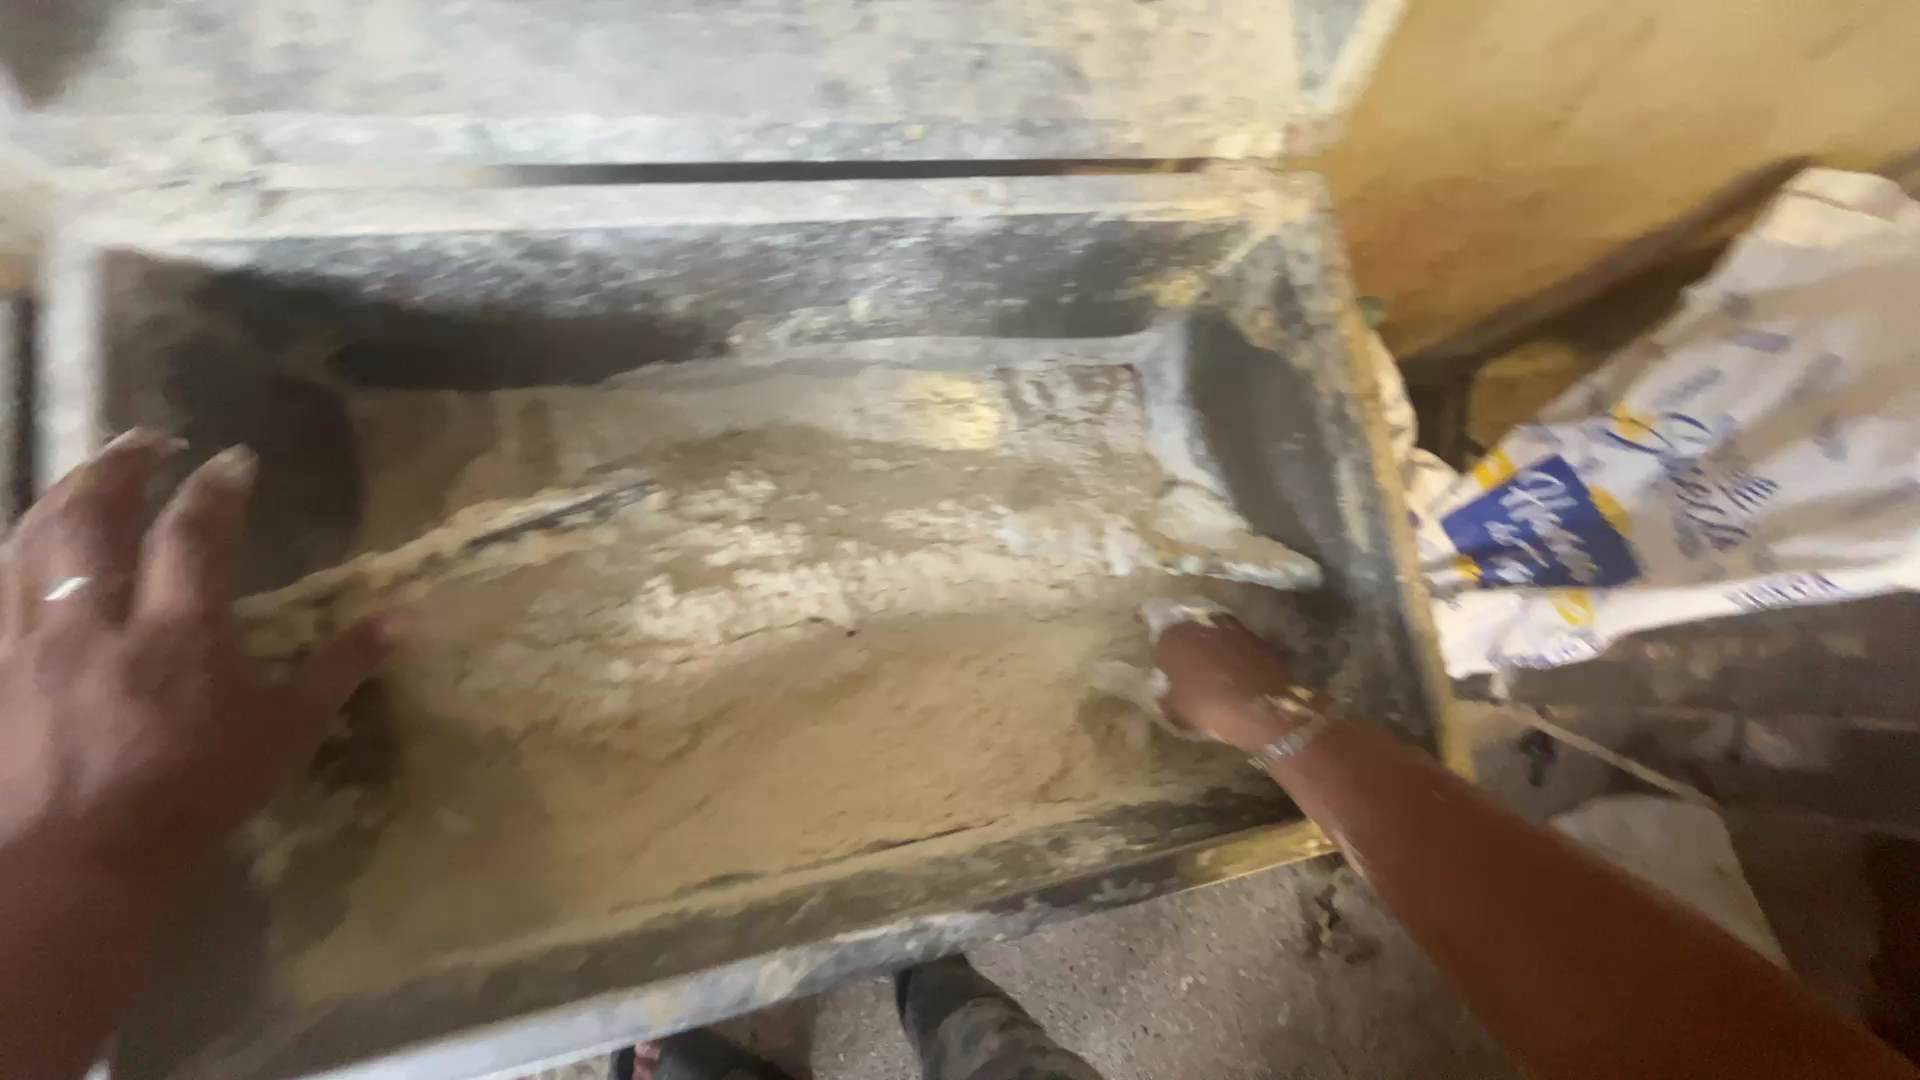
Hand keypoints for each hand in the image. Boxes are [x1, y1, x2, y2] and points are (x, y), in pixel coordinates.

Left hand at [0, 431, 393, 880]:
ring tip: (84, 476)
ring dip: (57, 499)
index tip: (234, 459)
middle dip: (117, 469)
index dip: (216, 490)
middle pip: (89, 521)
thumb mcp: (291, 729)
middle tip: (143, 439)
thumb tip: (400, 620)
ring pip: (24, 548)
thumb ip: (340, 667)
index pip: (195, 536)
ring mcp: (27, 645)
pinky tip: (26, 551)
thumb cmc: (200, 790)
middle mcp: (95, 623)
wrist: (75, 859)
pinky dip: (10, 558)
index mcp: (180, 633)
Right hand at [1148, 601, 1302, 751]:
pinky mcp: (1258, 637)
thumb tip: (1165, 690)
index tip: (1168, 676)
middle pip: (1188, 632)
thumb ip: (1165, 695)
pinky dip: (1238, 654)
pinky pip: (1240, 644)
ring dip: (1214, 647)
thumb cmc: (1209, 707)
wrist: (1264, 710)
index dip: (1164, 660)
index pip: (1160, 643)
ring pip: (1215, 634)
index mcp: (1173, 637)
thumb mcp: (1176, 708)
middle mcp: (1200, 624)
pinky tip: (1241, 671)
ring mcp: (1232, 627)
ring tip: (1217, 669)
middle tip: (1191, 670)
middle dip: (1188, 648)